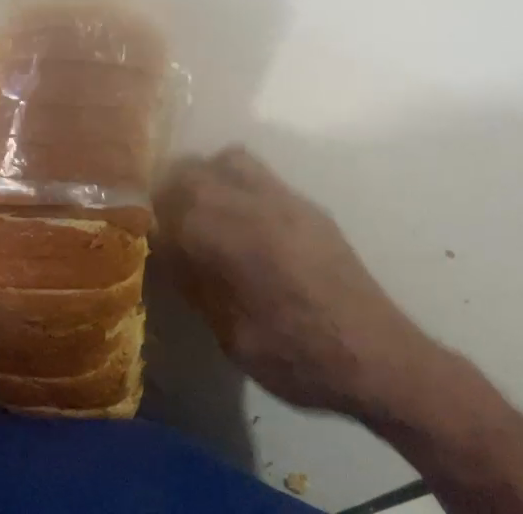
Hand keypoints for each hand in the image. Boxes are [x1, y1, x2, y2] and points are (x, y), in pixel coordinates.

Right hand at [156, 147, 443, 418]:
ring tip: (201, 213)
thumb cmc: (300, 358)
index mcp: (230, 235)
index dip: (147, 218)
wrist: (382, 361)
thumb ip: (195, 284)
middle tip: (163, 223)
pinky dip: (235, 185)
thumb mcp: (231, 336)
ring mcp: (285, 199)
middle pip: (191, 170)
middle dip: (169, 191)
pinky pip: (258, 174)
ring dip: (204, 178)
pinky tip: (240, 224)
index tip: (140, 234)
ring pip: (226, 160)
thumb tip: (166, 253)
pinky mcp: (307, 207)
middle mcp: (254, 204)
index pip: (167, 205)